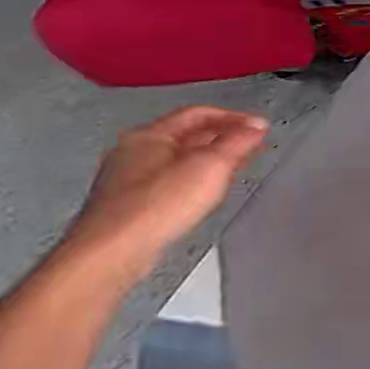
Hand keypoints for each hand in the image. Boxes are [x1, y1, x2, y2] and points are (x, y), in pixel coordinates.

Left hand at [62, 105, 268, 279]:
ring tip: (232, 169)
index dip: (233, 118)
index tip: (257, 127)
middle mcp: (132, 153)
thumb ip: (238, 142)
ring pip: (176, 160)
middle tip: (249, 145)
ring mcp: (127, 181)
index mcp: (149, 135)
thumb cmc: (155, 206)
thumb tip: (256, 126)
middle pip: (186, 136)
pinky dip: (191, 182)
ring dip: (207, 160)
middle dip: (222, 138)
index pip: (199, 114)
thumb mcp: (211, 166)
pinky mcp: (128, 207)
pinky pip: (167, 184)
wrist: (112, 253)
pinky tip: (202, 195)